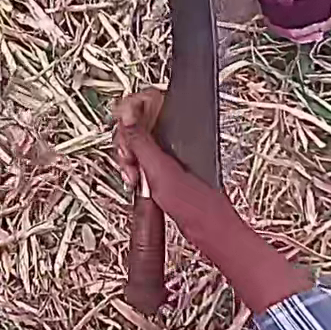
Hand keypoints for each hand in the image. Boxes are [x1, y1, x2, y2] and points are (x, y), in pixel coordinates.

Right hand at [114, 97, 313, 312]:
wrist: (209, 229)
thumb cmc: (196, 204)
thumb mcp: (160, 170)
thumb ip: (141, 141)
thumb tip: (126, 118)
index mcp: (180, 127)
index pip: (148, 99)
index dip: (130, 109)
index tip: (121, 124)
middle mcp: (175, 135)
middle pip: (136, 122)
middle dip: (126, 141)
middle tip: (128, 160)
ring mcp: (169, 150)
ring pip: (136, 141)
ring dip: (128, 158)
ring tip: (132, 175)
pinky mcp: (165, 165)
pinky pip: (140, 158)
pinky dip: (133, 168)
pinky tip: (134, 180)